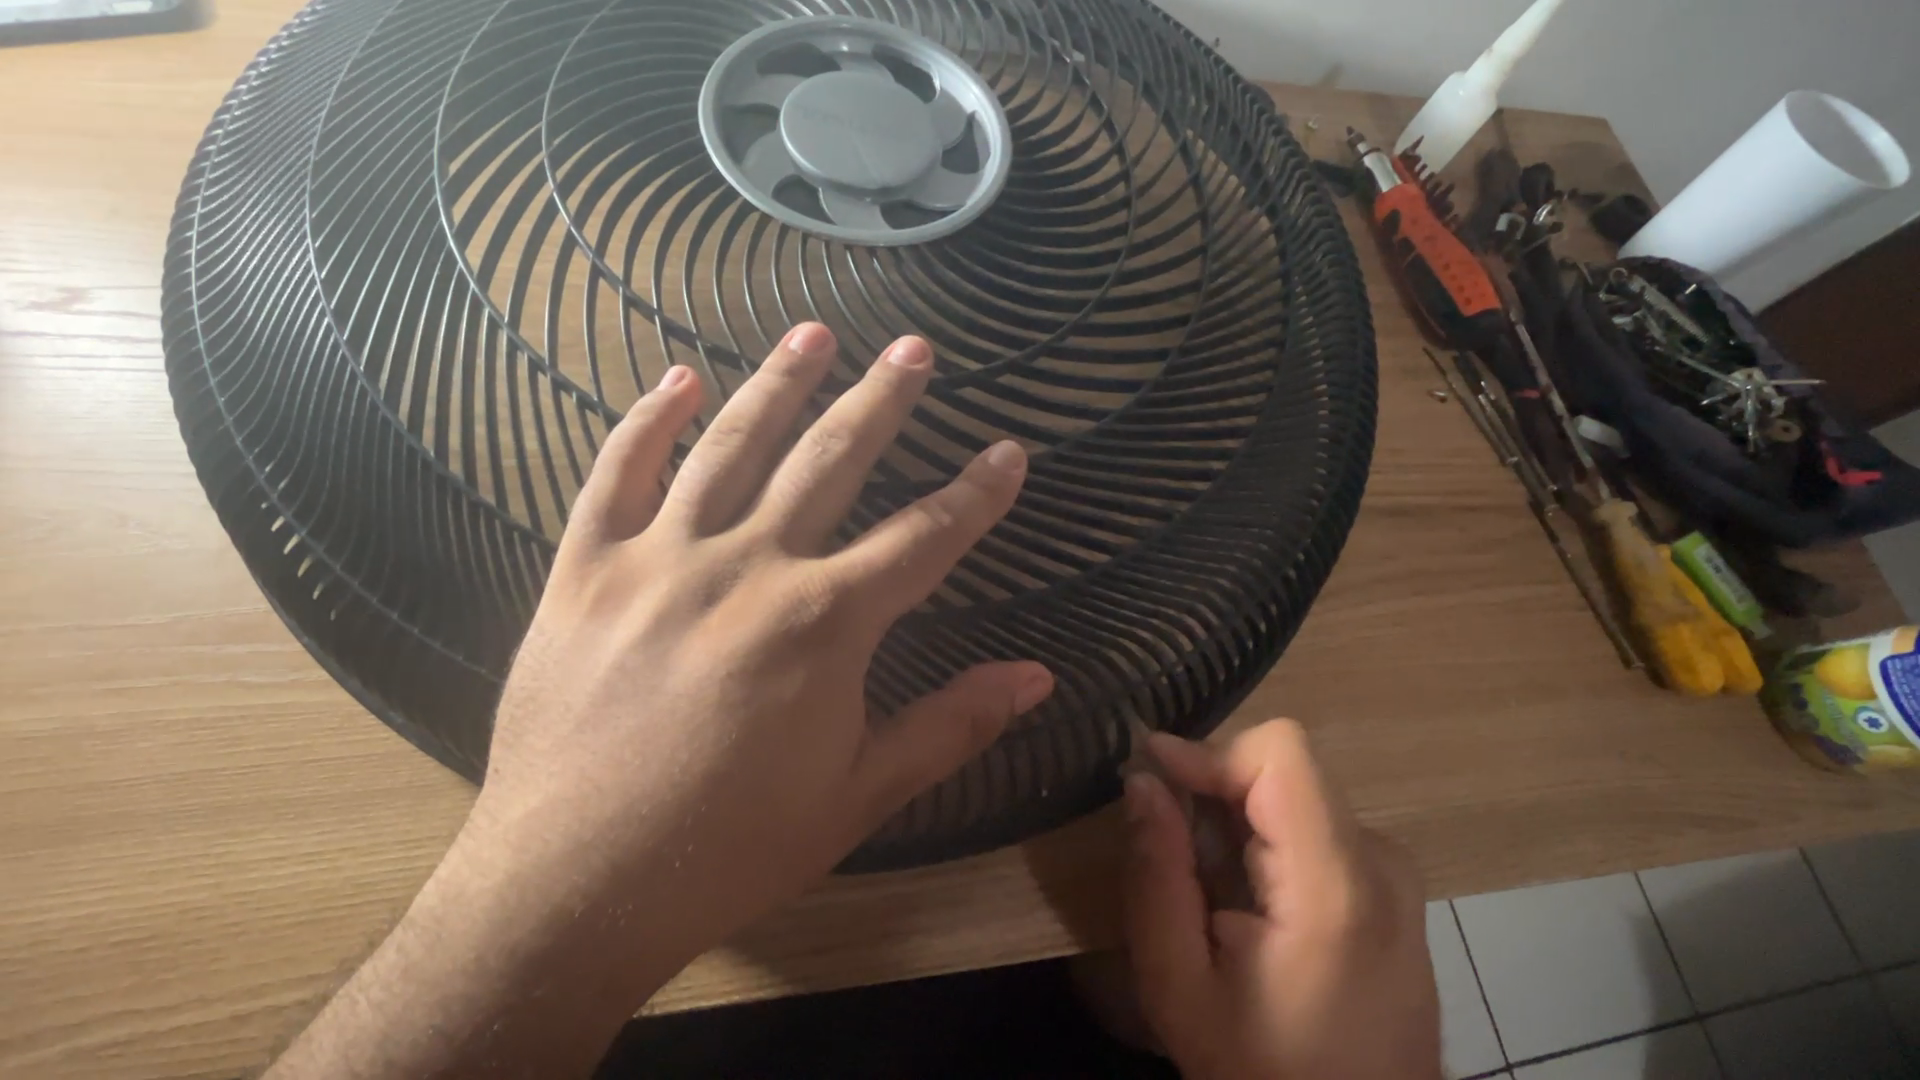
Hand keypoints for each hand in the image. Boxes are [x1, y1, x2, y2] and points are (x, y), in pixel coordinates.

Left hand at [470, 322, 1052, 974]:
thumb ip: (949, 726)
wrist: (573, 887)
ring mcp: (659, 558)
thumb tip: (1035, 678)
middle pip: (829, 461)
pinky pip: (616, 475)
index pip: (923, 538)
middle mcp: (747, 566)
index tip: (1008, 452)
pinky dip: (646, 422)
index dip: (976, 494)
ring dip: (778, 383)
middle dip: (881, 400)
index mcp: (822, 622)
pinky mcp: (584, 569)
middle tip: (915, 348)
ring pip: (728, 445)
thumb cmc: (730, 849)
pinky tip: (676, 380)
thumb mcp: (858, 797)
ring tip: (814, 331)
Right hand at [1122, 721, 1440, 1079]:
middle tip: (1170, 842)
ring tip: (1207, 881)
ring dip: (1239, 817)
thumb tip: (1142, 780)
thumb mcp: (1178, 984)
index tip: (1154, 776)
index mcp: (1334, 886)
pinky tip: (1247, 899)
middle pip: (1286, 770)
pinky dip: (1269, 840)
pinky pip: (1319, 826)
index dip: (1211, 750)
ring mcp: (1398, 878)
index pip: (1281, 752)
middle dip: (1215, 789)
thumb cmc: (1261, 1075)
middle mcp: (1382, 864)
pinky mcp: (1397, 893)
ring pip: (1298, 795)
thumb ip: (1156, 873)